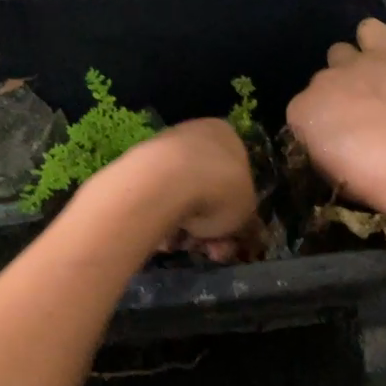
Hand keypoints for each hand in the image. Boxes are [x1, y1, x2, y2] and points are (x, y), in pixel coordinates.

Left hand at [91, 119, 260, 257]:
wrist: (167, 182)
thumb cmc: (220, 189)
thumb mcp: (247, 210)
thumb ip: (243, 216)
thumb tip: (236, 227)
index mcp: (226, 134)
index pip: (236, 175)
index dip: (235, 210)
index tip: (231, 234)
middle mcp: (195, 135)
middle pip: (207, 189)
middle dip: (209, 226)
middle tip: (210, 250)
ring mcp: (164, 150)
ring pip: (182, 198)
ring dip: (187, 228)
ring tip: (186, 246)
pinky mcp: (139, 169)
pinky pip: (158, 201)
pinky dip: (163, 222)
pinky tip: (165, 240)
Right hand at [286, 18, 385, 211]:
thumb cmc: (363, 178)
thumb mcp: (325, 171)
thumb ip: (319, 146)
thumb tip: (329, 141)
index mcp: (298, 113)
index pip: (301, 112)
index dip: (318, 123)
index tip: (335, 139)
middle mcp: (318, 82)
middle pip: (321, 82)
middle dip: (335, 96)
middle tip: (356, 118)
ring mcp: (350, 65)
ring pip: (340, 53)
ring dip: (350, 67)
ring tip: (369, 86)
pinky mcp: (382, 54)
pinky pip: (371, 30)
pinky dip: (372, 38)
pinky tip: (378, 50)